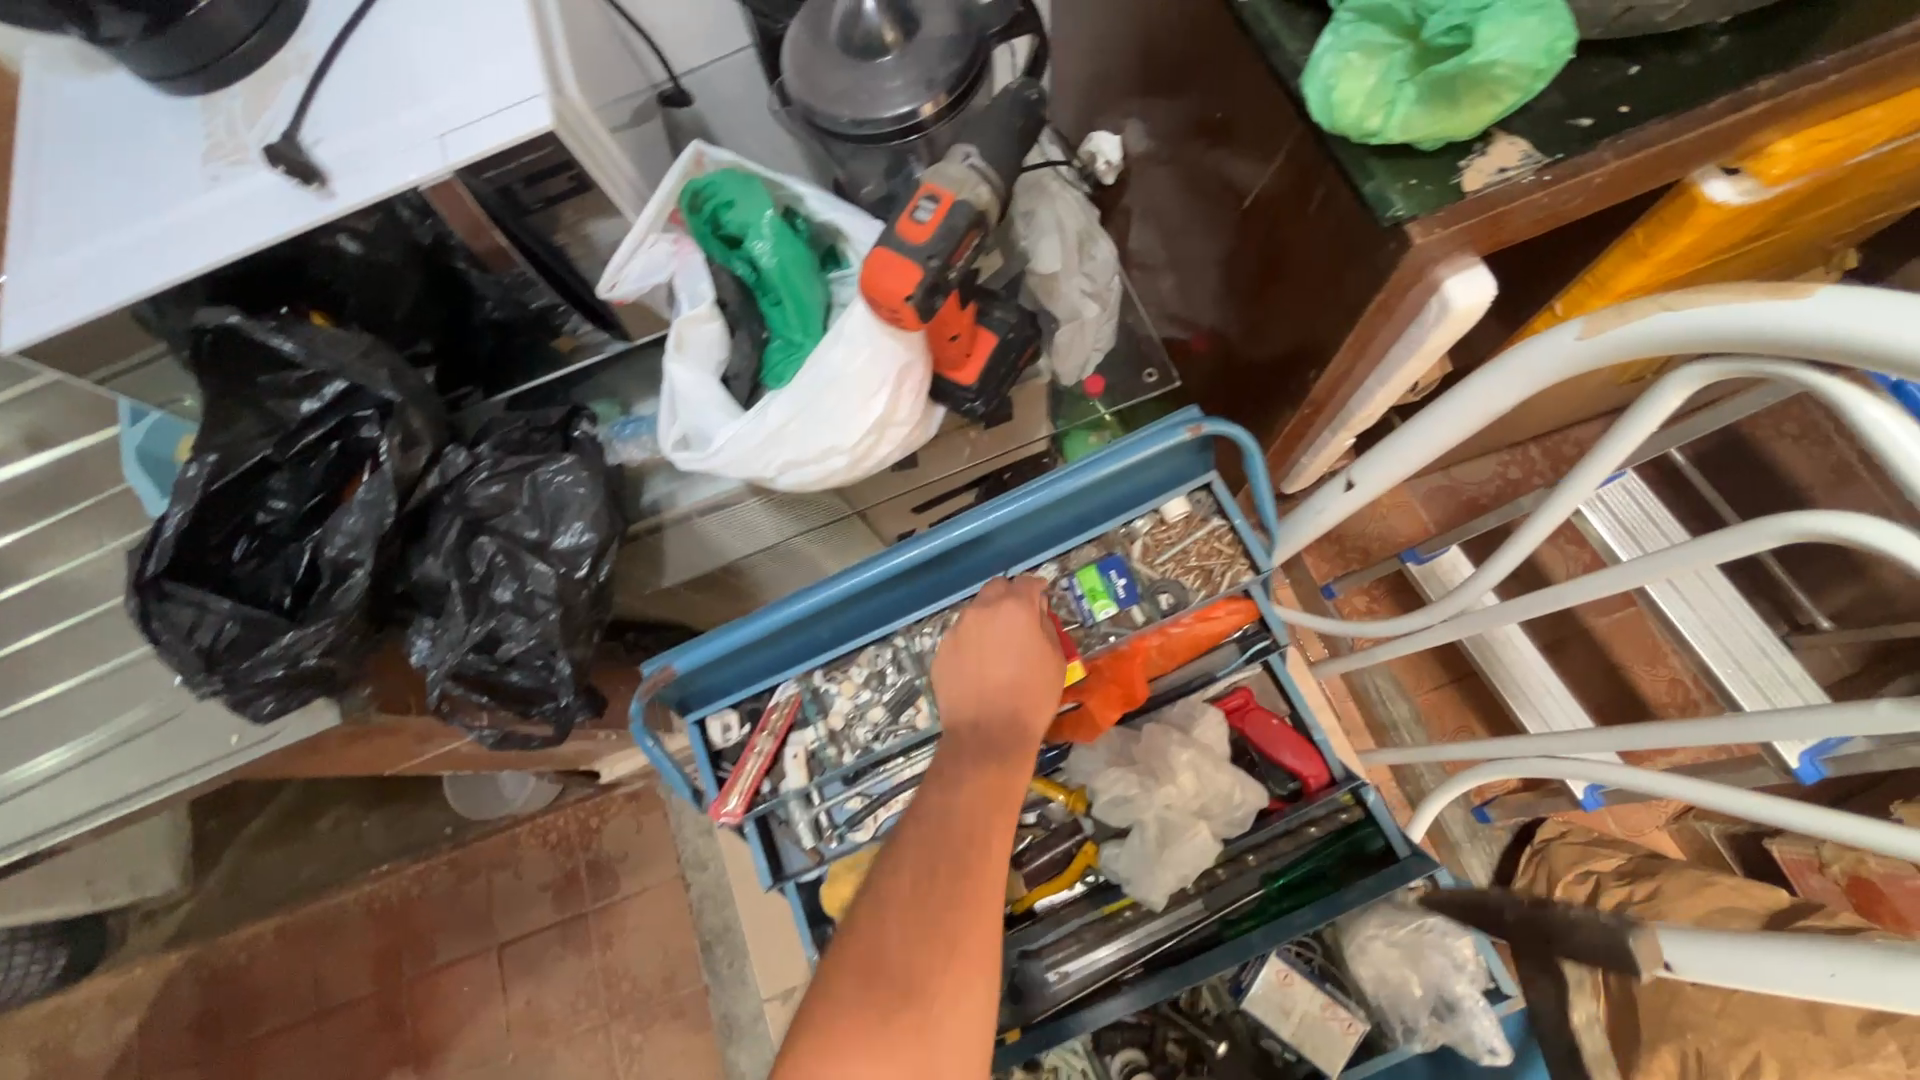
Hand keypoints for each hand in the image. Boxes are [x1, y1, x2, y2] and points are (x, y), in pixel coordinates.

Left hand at [931, 577, 1065, 760]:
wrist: (987, 734)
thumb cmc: (1031, 697)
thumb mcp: (1055, 659)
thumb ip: (1045, 626)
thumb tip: (1036, 611)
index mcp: (1014, 608)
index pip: (1027, 582)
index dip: (1037, 588)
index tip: (1042, 596)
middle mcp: (981, 610)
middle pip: (996, 588)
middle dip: (1009, 596)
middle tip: (1020, 618)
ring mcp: (957, 630)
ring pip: (975, 612)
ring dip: (988, 619)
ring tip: (997, 647)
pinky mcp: (941, 651)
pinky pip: (960, 637)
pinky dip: (971, 643)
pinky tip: (979, 667)